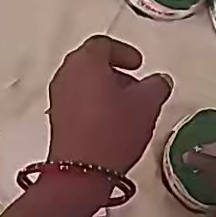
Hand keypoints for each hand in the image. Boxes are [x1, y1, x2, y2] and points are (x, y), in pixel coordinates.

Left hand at [47, 35, 172, 173]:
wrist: (82, 172)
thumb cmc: (114, 130)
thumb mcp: (147, 104)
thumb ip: (157, 85)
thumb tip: (159, 81)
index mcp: (86, 61)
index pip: (103, 44)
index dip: (124, 52)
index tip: (139, 65)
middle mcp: (66, 74)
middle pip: (90, 63)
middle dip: (114, 71)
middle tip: (135, 85)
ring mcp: (57, 98)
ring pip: (83, 83)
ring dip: (104, 89)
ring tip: (127, 108)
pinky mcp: (56, 121)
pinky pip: (77, 102)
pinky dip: (94, 104)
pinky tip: (111, 123)